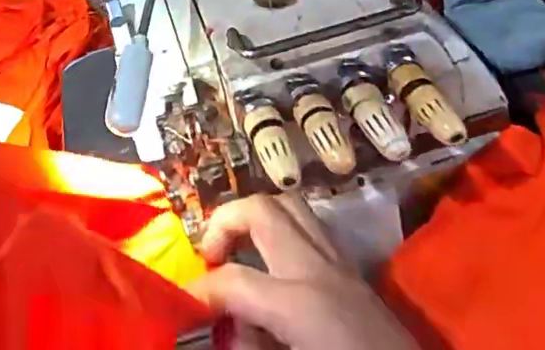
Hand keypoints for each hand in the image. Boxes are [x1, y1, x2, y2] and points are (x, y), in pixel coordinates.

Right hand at [190, 194, 416, 349]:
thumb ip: (256, 344)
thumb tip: (230, 332)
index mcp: (302, 304)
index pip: (233, 282)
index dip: (201, 291)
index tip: (184, 302)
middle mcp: (320, 273)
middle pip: (260, 212)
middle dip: (225, 224)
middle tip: (211, 256)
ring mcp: (344, 271)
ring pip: (290, 207)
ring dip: (256, 219)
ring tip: (241, 248)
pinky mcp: (360, 280)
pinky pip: (314, 231)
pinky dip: (286, 233)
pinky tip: (278, 265)